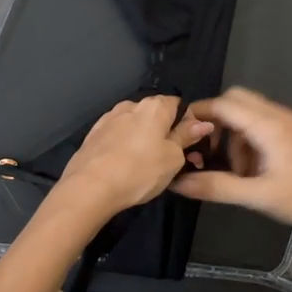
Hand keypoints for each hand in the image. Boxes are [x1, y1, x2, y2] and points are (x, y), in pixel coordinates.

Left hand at [50, 95, 211, 225]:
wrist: (89, 187)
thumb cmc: (139, 171)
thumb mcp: (173, 158)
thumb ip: (186, 137)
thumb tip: (202, 123)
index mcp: (154, 106)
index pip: (178, 104)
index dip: (187, 122)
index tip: (189, 144)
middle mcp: (130, 105)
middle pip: (155, 114)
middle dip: (164, 131)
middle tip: (170, 159)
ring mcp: (108, 118)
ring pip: (135, 125)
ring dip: (143, 139)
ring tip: (144, 165)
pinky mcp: (93, 134)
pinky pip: (117, 135)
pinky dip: (124, 145)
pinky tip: (123, 164)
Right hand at [173, 87, 291, 232]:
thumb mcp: (259, 197)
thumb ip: (217, 187)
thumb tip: (178, 183)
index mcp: (267, 125)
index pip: (223, 104)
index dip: (199, 114)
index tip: (181, 134)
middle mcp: (277, 115)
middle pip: (236, 99)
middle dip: (216, 120)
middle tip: (206, 150)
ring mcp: (288, 122)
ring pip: (248, 111)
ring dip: (233, 133)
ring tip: (233, 169)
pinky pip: (262, 123)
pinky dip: (248, 138)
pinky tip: (252, 170)